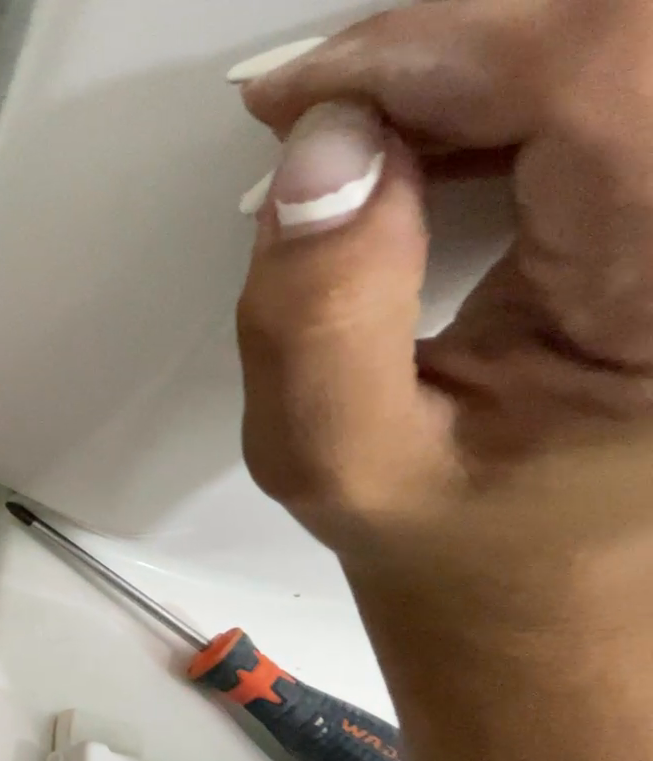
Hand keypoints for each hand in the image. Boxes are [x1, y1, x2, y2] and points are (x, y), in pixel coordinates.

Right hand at [233, 3, 652, 618]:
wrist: (536, 561)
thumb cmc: (438, 528)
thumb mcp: (331, 458)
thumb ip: (314, 320)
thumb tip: (323, 145)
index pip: (610, 76)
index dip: (436, 50)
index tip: (289, 101)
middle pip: (631, 31)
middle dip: (451, 44)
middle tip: (313, 117)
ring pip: (626, 40)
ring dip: (472, 59)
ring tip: (350, 137)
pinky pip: (622, 80)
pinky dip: (503, 81)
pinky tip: (418, 140)